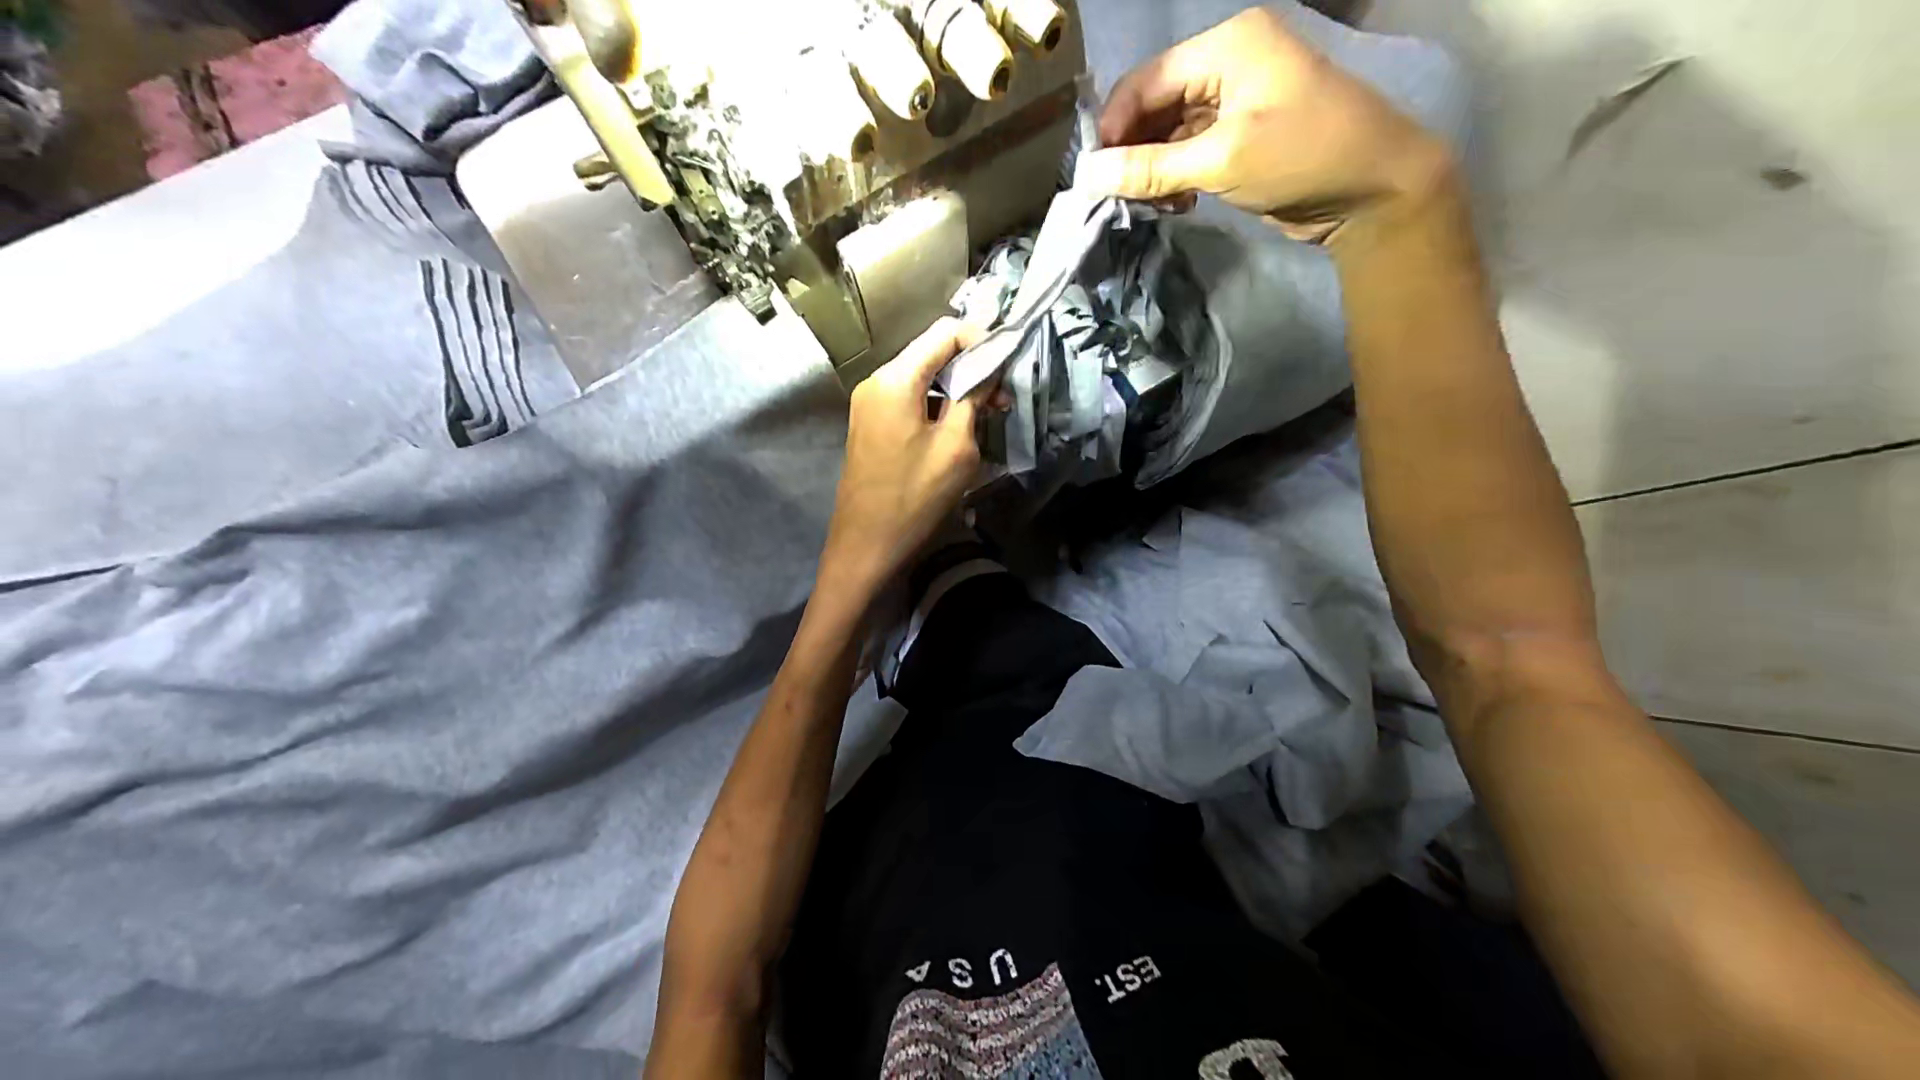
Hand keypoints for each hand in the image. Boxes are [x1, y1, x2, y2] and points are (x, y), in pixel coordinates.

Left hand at [820, 318, 987, 592]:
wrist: (865, 544)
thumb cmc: (913, 497)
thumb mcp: (956, 448)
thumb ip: (973, 400)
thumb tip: (988, 372)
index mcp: (896, 379)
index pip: (944, 332)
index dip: (981, 340)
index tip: (1008, 366)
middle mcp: (877, 380)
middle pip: (931, 352)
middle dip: (970, 366)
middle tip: (1002, 396)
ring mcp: (869, 402)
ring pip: (922, 376)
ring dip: (955, 388)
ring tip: (986, 414)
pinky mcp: (870, 422)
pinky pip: (909, 398)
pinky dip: (936, 403)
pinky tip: (958, 426)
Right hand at [1076, 6, 1451, 243]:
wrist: (1372, 189)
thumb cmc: (1301, 156)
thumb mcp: (1221, 160)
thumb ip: (1151, 167)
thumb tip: (1088, 175)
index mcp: (1226, 46)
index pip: (1146, 80)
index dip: (1114, 125)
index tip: (1095, 174)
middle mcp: (1227, 63)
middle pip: (1154, 105)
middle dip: (1133, 151)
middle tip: (1120, 195)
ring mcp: (1234, 100)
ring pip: (1168, 132)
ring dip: (1154, 170)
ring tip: (1151, 204)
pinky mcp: (1239, 135)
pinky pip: (1188, 151)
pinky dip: (1175, 177)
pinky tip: (1175, 203)